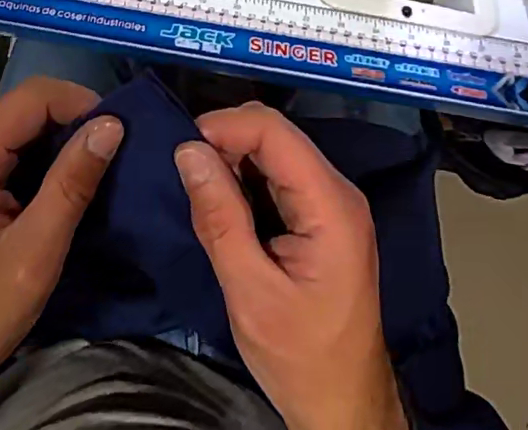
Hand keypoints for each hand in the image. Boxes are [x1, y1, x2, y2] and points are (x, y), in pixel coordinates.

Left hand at [0, 77, 122, 428]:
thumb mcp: (36, 252)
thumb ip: (72, 183)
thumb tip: (111, 126)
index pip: (32, 97)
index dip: (79, 102)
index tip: (118, 130)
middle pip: (24, 104)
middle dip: (72, 116)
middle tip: (113, 147)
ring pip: (19, 121)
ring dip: (60, 133)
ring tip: (97, 160)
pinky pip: (9, 143)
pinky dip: (42, 150)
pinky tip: (66, 174)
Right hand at [175, 103, 406, 429]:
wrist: (344, 406)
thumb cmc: (301, 357)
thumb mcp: (250, 292)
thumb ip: (219, 217)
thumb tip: (187, 150)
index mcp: (331, 205)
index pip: (274, 131)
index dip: (225, 126)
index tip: (182, 149)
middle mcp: (336, 190)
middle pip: (275, 133)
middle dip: (226, 140)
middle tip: (189, 175)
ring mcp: (330, 200)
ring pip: (273, 149)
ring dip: (232, 158)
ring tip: (203, 192)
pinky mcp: (319, 213)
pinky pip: (276, 173)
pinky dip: (244, 176)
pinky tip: (224, 202)